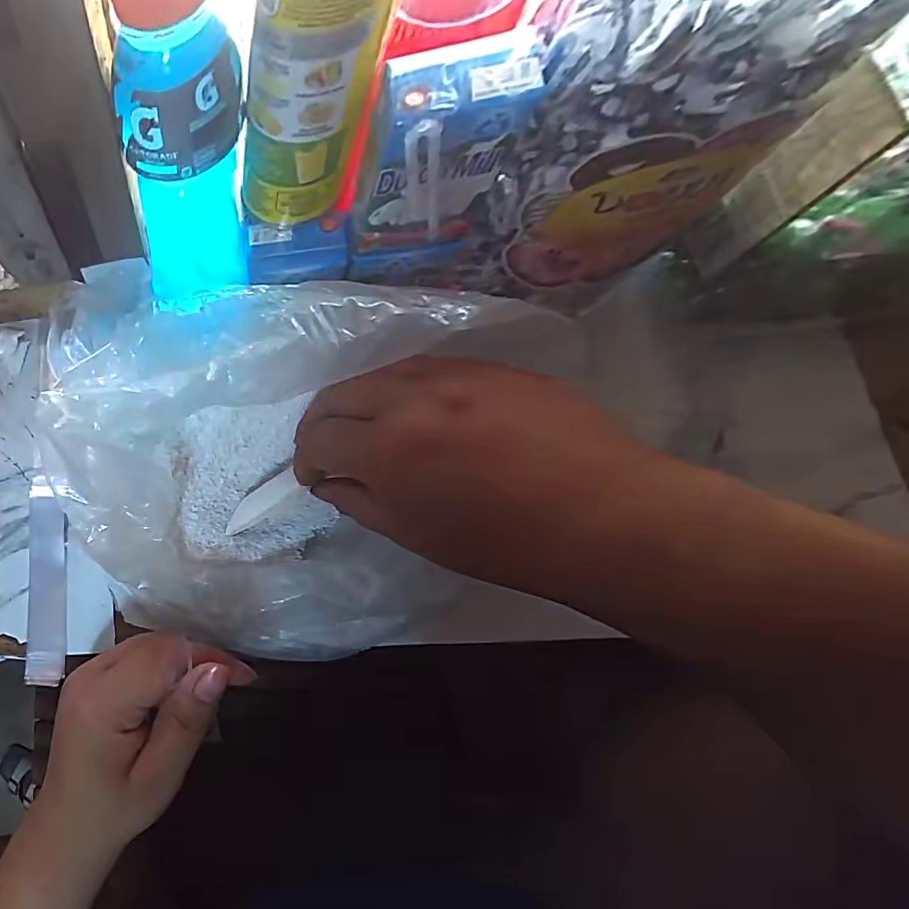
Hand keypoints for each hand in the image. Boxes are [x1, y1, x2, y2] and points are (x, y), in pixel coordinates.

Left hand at [29, 634, 257, 863]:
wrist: (67, 826)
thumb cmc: (116, 810)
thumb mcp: (160, 775)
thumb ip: (186, 719)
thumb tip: (216, 671)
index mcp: (101, 701)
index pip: (163, 655)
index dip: (206, 657)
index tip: (242, 679)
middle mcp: (87, 676)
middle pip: (153, 644)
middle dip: (196, 656)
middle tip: (232, 683)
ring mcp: (83, 673)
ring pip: (144, 644)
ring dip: (180, 659)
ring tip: (210, 688)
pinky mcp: (86, 677)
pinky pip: (132, 654)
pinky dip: (161, 664)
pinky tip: (177, 691)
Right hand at [293, 356, 689, 596]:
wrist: (603, 513)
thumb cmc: (500, 541)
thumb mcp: (414, 533)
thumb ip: (359, 501)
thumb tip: (328, 482)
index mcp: (386, 446)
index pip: (319, 439)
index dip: (306, 460)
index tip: (313, 477)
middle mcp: (409, 397)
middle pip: (338, 395)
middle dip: (320, 425)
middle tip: (326, 452)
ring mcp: (452, 373)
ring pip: (379, 374)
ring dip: (358, 402)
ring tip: (366, 430)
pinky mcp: (488, 367)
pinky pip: (424, 369)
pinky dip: (400, 390)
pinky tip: (414, 413)